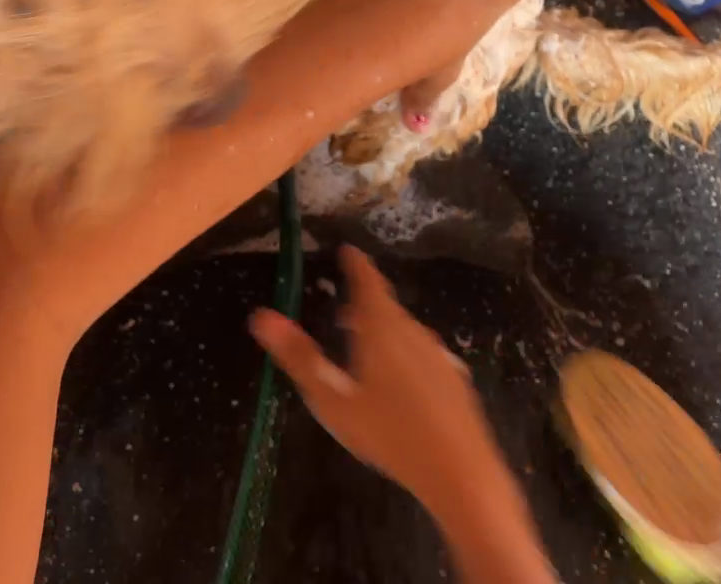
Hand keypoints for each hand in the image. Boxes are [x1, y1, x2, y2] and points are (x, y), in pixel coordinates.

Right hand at [249, 246, 511, 518]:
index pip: (368, 282)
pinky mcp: (453, 379)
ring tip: (364, 342)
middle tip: (344, 308)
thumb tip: (261, 316)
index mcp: (382, 329)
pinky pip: (421, 353)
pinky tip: (398, 381)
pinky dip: (403, 351)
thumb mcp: (333, 399)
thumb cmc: (388, 433)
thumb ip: (298, 356)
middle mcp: (413, 332)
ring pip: (405, 330)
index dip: (356, 264)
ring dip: (383, 328)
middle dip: (365, 302)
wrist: (459, 471)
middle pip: (386, 307)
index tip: (348, 250)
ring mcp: (437, 355)